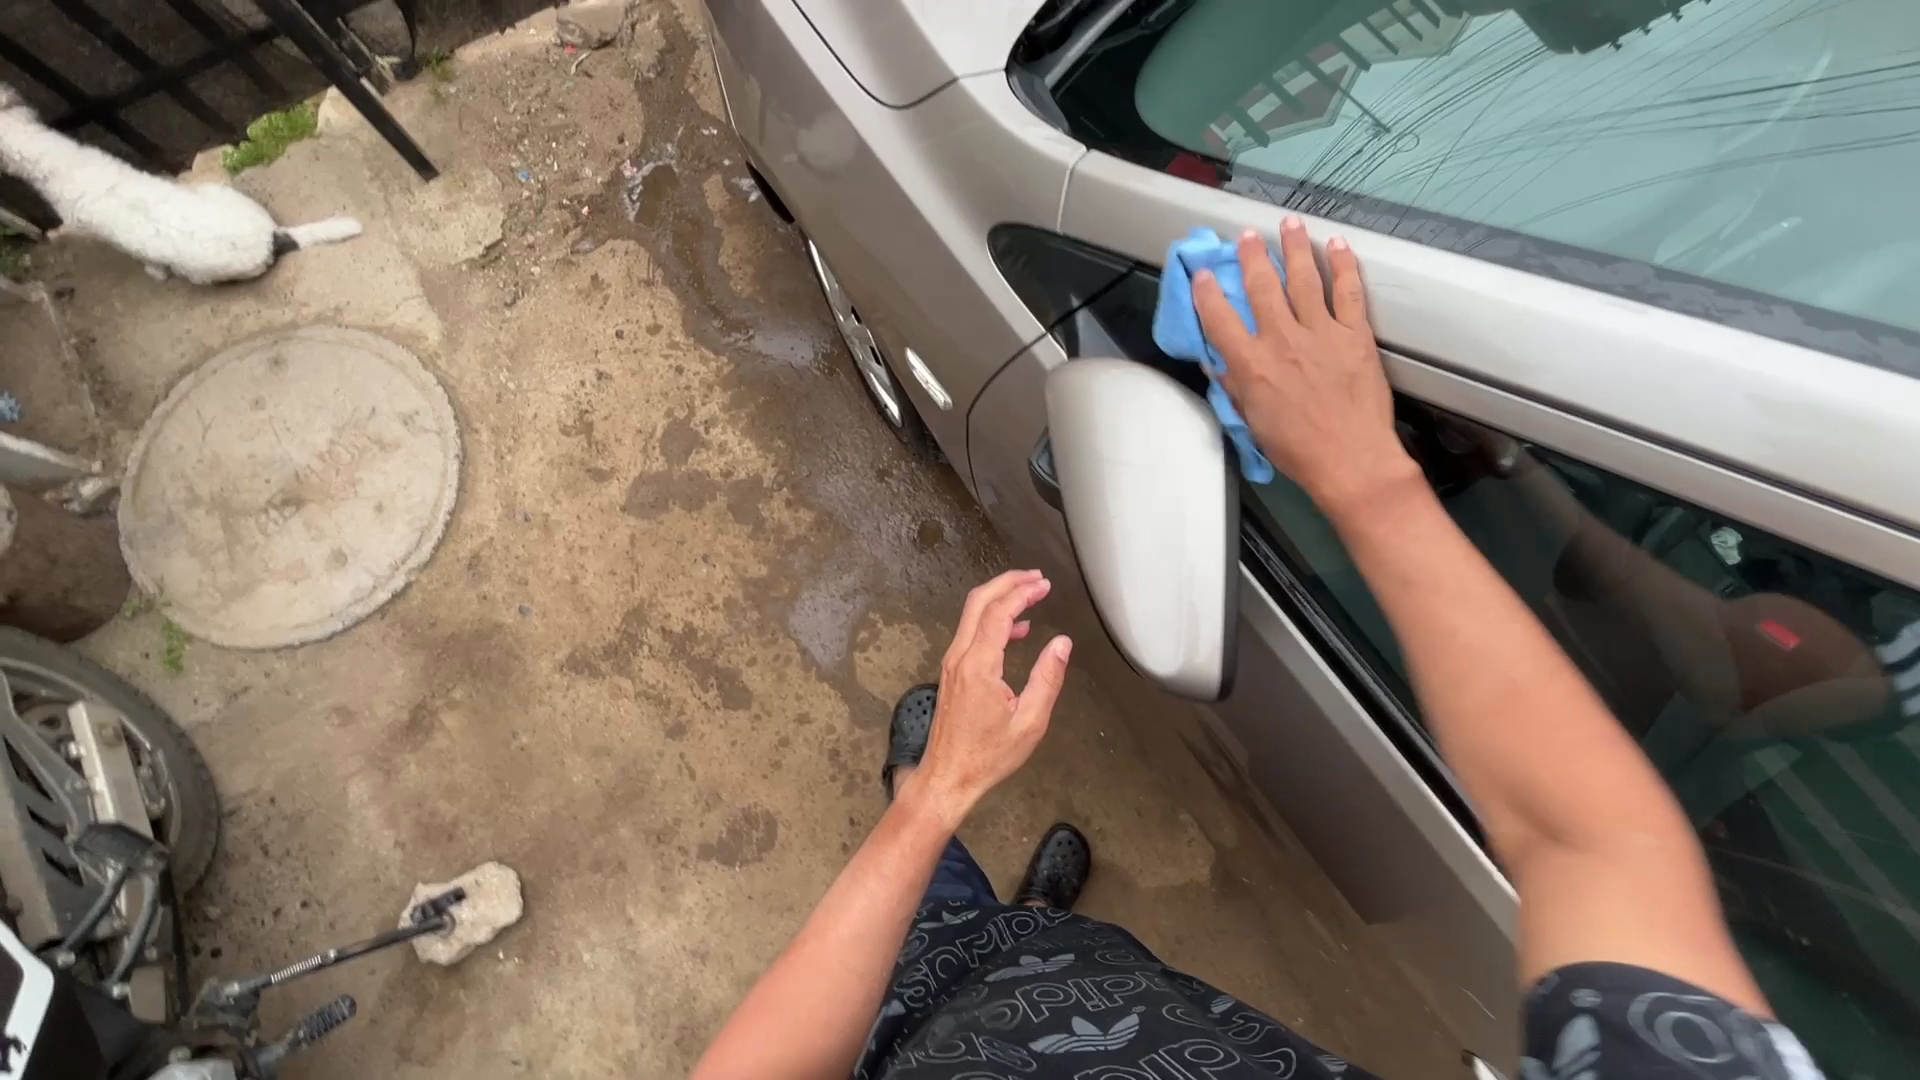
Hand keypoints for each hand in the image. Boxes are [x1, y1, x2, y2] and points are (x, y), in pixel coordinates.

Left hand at [904, 570, 1072, 819]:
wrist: (947, 777)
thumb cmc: (988, 756)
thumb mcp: (1030, 723)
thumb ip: (1047, 679)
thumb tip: (1062, 644)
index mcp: (978, 666)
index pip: (999, 613)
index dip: (1022, 592)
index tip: (1044, 585)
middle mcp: (959, 657)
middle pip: (978, 602)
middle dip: (1008, 583)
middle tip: (1037, 578)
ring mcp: (952, 663)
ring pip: (971, 614)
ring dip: (1000, 598)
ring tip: (1031, 595)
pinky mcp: (952, 671)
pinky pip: (970, 632)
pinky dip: (992, 619)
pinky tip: (1016, 630)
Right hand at [1193, 216, 1419, 516]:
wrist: (1349, 458)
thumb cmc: (1295, 447)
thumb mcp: (1252, 420)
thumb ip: (1235, 386)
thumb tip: (1219, 363)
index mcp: (1251, 364)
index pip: (1220, 319)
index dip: (1207, 293)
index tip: (1201, 274)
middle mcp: (1282, 340)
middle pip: (1262, 287)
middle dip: (1251, 257)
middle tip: (1245, 237)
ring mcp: (1321, 333)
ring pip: (1304, 279)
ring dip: (1294, 248)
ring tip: (1288, 224)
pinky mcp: (1355, 334)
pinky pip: (1347, 291)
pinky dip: (1342, 265)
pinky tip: (1336, 246)